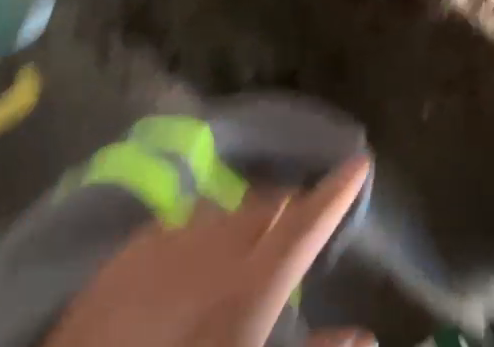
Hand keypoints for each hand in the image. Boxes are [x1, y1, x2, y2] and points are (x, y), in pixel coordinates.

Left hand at [42, 157, 374, 346]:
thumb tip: (363, 336)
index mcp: (252, 287)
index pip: (305, 225)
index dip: (336, 193)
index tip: (359, 163)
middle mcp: (215, 252)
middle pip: (267, 205)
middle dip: (292, 204)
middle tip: (303, 216)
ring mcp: (168, 246)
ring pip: (226, 207)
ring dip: (250, 210)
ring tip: (256, 227)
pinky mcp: (130, 253)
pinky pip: (182, 218)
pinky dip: (206, 221)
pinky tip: (199, 241)